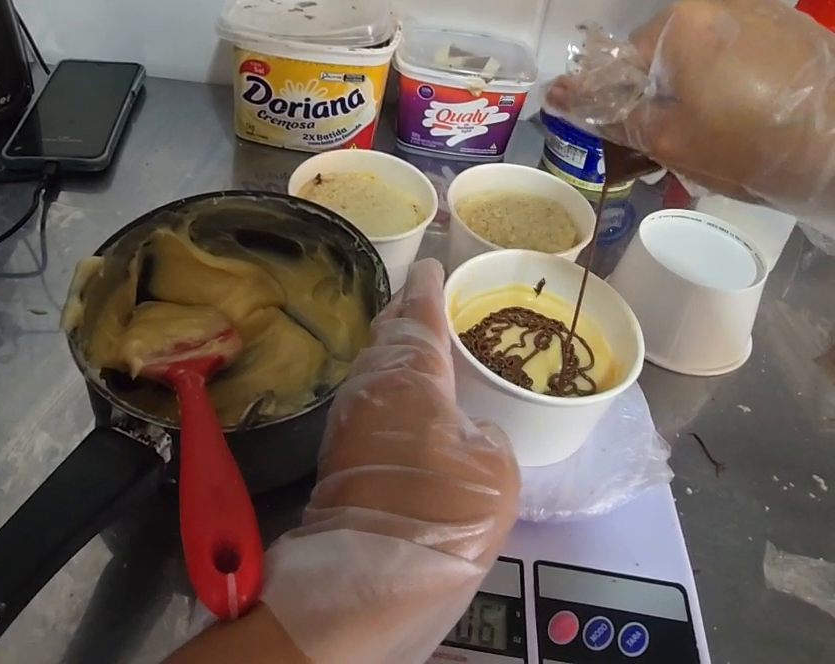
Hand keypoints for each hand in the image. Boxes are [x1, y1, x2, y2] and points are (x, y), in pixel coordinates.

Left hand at [258, 259, 519, 662]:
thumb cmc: (441, 508)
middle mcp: (375, 381)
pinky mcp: (340, 444)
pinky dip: (386, 377)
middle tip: (423, 297)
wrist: (371, 569)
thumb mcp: (495, 468)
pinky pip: (368, 390)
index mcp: (413, 373)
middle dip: (404, 309)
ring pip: (373, 361)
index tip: (431, 264)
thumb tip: (464, 430)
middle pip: (387, 330)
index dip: (428, 287)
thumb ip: (483, 433)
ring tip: (415, 338)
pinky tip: (401, 389)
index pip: (420, 314)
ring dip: (393, 343)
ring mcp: (351, 412)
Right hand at [545, 0, 834, 316]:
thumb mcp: (670, 140)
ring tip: (725, 139)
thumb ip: (611, 114)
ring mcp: (760, 9)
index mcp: (678, 22)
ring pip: (700, 56)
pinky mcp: (795, 27)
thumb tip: (554, 95)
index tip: (638, 145)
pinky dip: (733, 85)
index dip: (620, 108)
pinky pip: (739, 54)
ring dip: (697, 93)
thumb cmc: (758, 146)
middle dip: (660, 99)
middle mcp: (715, 0)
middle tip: (682, 149)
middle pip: (660, 55)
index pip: (617, 63)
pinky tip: (756, 122)